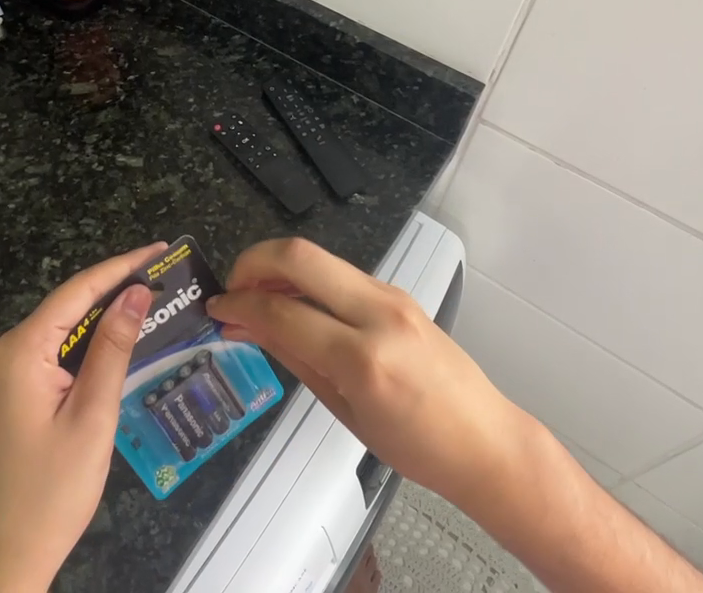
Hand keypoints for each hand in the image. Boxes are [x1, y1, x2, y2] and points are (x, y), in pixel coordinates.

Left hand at [0, 243, 160, 592]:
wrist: (11, 552)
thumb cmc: (53, 489)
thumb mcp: (92, 414)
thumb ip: (113, 348)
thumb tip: (135, 292)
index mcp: (22, 349)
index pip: (78, 291)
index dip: (121, 266)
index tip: (159, 248)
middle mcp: (11, 350)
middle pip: (71, 304)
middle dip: (117, 286)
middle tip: (165, 273)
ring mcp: (12, 371)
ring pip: (67, 327)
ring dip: (107, 314)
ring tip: (153, 298)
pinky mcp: (20, 390)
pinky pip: (60, 351)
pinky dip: (93, 342)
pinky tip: (121, 338)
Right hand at [214, 239, 702, 592]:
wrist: (485, 439)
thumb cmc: (416, 447)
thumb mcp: (344, 411)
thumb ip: (295, 358)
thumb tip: (249, 327)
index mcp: (363, 358)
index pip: (283, 313)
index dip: (239, 306)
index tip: (217, 308)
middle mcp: (378, 313)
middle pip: (300, 255)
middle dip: (253, 261)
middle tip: (232, 285)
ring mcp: (392, 296)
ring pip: (319, 258)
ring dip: (278, 267)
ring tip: (255, 295)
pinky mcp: (398, 293)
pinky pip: (340, 273)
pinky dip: (306, 279)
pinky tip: (293, 302)